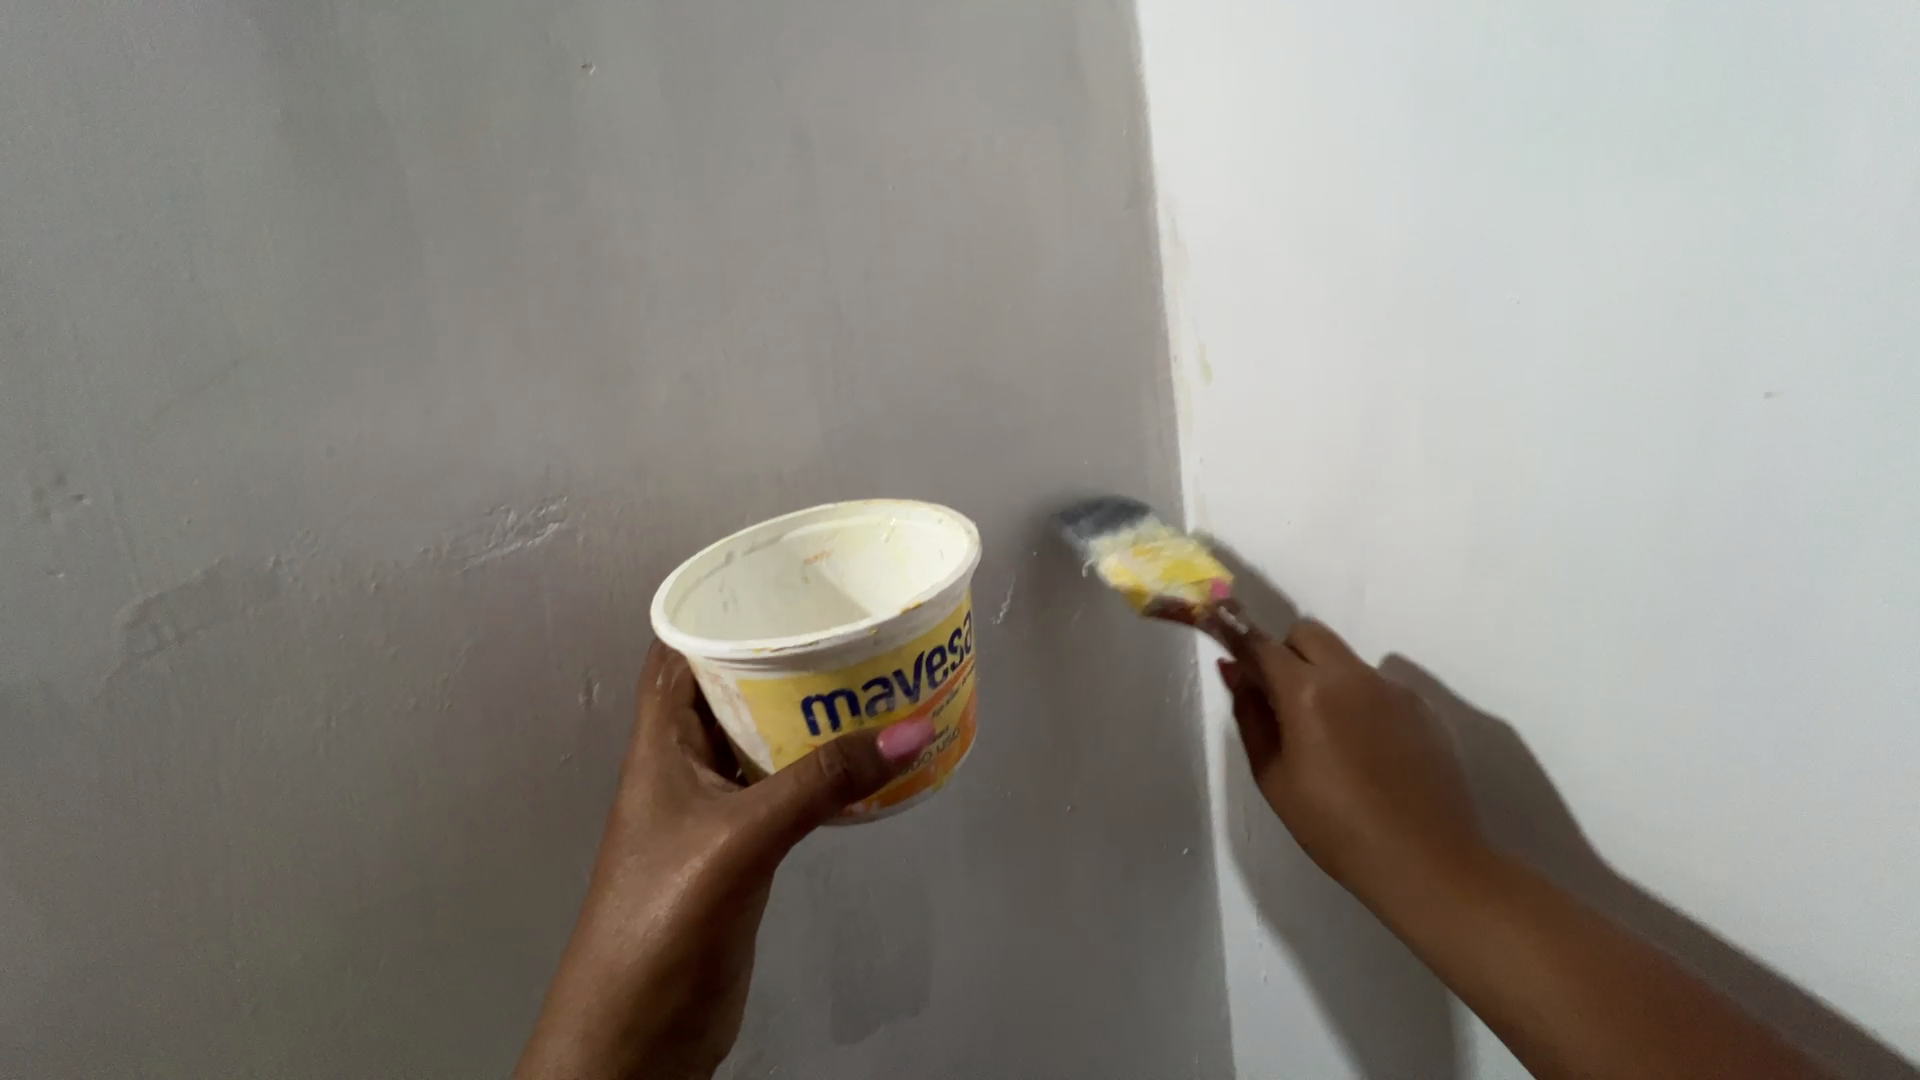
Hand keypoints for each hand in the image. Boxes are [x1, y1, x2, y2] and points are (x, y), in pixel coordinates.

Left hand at [515, 643, 935, 1079]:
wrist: (637, 1037)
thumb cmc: (663, 920)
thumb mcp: (743, 838)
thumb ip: (825, 782)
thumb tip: (914, 727)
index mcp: (662, 739)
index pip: (683, 647)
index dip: (723, 606)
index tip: (784, 578)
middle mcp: (685, 758)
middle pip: (733, 682)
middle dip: (783, 650)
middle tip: (846, 621)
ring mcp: (716, 801)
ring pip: (764, 730)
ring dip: (808, 706)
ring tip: (868, 672)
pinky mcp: (745, 840)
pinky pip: (787, 778)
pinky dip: (822, 760)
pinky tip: (866, 752)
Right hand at [1215, 613, 1485, 901]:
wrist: (1428, 862)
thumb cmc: (1334, 826)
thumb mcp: (1273, 776)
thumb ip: (1250, 715)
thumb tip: (1235, 672)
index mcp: (1307, 691)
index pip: (1262, 645)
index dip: (1239, 639)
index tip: (1225, 638)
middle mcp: (1352, 676)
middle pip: (1308, 634)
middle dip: (1287, 652)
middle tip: (1282, 699)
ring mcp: (1393, 689)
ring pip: (1346, 661)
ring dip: (1326, 679)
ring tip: (1331, 737)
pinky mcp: (1425, 709)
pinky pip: (1379, 688)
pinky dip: (1361, 702)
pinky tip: (1369, 752)